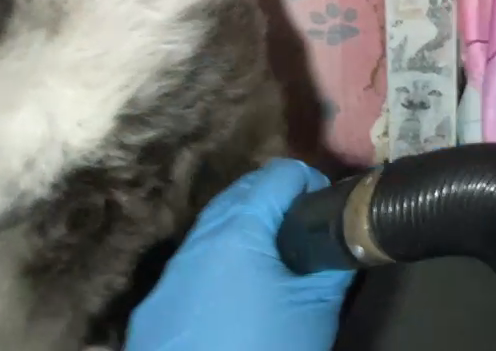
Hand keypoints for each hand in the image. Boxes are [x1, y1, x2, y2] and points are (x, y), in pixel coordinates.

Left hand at [126, 160, 355, 350]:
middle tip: (306, 222)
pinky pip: (189, 268)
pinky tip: (239, 293)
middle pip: (238, 194)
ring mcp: (164, 286)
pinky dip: (218, 261)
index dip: (308, 180)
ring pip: (209, 229)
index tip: (325, 205)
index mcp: (235, 236)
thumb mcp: (320, 303)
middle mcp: (193, 249)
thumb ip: (334, 256)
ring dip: (244, 227)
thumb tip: (347, 232)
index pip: (276, 175)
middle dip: (274, 197)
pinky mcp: (148, 319)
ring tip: (276, 256)